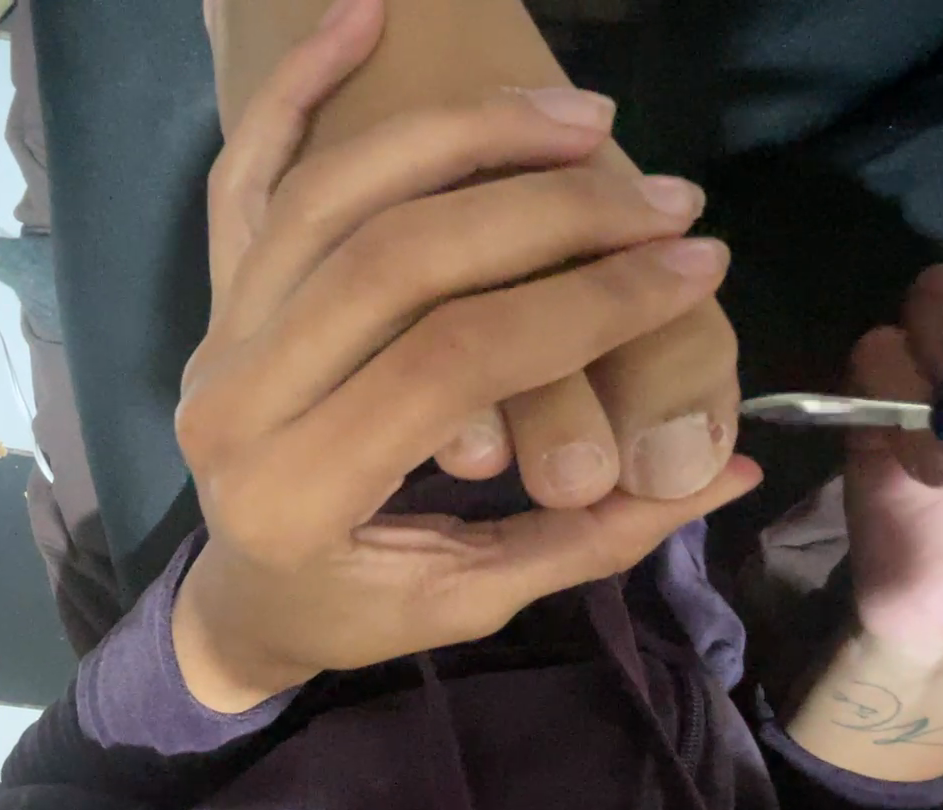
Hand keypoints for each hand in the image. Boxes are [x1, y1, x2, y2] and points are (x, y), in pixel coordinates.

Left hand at [174, 3, 759, 709]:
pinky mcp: (213, 308)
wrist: (241, 604)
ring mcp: (212, 343)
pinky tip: (363, 14)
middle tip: (666, 202)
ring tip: (583, 124)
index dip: (587, 305)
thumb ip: (587, 537)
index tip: (693, 269)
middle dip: (548, 215)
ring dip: (462, 136)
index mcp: (298, 495)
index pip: (453, 362)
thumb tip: (730, 466)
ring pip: (330, 196)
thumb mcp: (466, 601)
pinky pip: (244, 178)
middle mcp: (235, 404)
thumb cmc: (348, 617)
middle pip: (397, 261)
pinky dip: (295, 88)